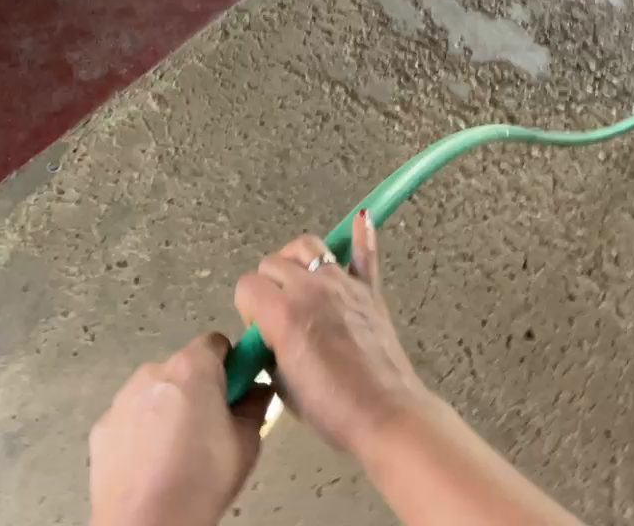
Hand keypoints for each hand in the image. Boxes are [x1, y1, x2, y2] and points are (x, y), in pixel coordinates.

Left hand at [90, 332, 275, 525]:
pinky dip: (140, 432)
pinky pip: (130, 418)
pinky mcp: (103, 425)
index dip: (228, 364)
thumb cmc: (202, 479)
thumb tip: (258, 392)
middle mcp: (155, 371)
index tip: (234, 390)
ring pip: (154, 391)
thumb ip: (254, 407)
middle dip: (196, 389)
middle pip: (183, 368)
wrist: (147, 523)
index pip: (215, 343)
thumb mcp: (246, 444)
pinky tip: (151, 464)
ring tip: (178, 452)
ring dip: (167, 408)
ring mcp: (124, 397)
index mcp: (193, 367)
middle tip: (209, 427)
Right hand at [233, 210, 428, 458]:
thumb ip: (270, 348)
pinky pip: (364, 253)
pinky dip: (360, 235)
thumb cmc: (331, 409)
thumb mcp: (283, 385)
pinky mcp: (368, 290)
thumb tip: (270, 334)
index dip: (247, 307)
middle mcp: (310, 287)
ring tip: (298, 279)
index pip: (247, 285)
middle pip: (272, 262)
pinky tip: (361, 218)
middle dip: (267, 285)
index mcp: (284, 312)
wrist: (386, 415)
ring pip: (308, 245)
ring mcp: (342, 283)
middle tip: (276, 314)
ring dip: (296, 258)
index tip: (258, 328)